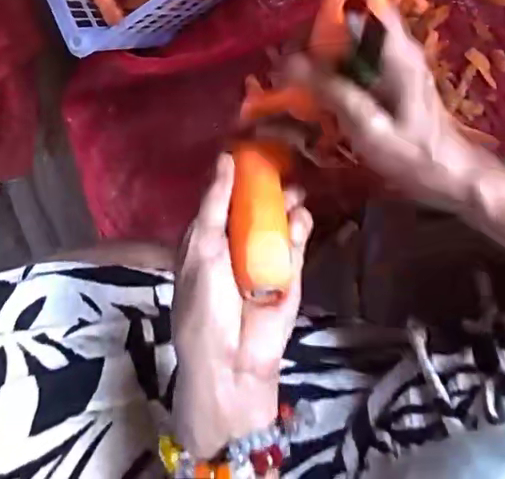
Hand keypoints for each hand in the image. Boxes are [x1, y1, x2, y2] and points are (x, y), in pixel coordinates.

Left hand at [171, 153, 312, 457]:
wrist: (231, 362)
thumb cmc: (205, 301)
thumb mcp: (202, 246)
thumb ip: (216, 203)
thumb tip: (225, 157)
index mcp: (209, 233)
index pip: (225, 194)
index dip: (238, 171)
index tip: (253, 143)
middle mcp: (238, 240)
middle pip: (256, 202)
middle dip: (269, 182)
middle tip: (284, 158)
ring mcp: (266, 255)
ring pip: (280, 218)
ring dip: (288, 200)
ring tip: (296, 185)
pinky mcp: (291, 273)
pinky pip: (297, 243)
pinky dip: (301, 227)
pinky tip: (301, 215)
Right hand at [288, 6, 504, 212]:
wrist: (451, 176)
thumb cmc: (414, 154)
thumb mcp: (370, 127)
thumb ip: (333, 92)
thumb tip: (290, 62)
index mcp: (396, 51)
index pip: (363, 5)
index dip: (328, 11)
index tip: (300, 40)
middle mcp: (396, 46)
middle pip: (348, 20)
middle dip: (316, 37)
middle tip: (291, 68)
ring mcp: (394, 59)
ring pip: (348, 38)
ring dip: (321, 53)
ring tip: (297, 81)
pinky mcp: (389, 73)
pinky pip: (353, 57)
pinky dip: (333, 67)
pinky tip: (320, 93)